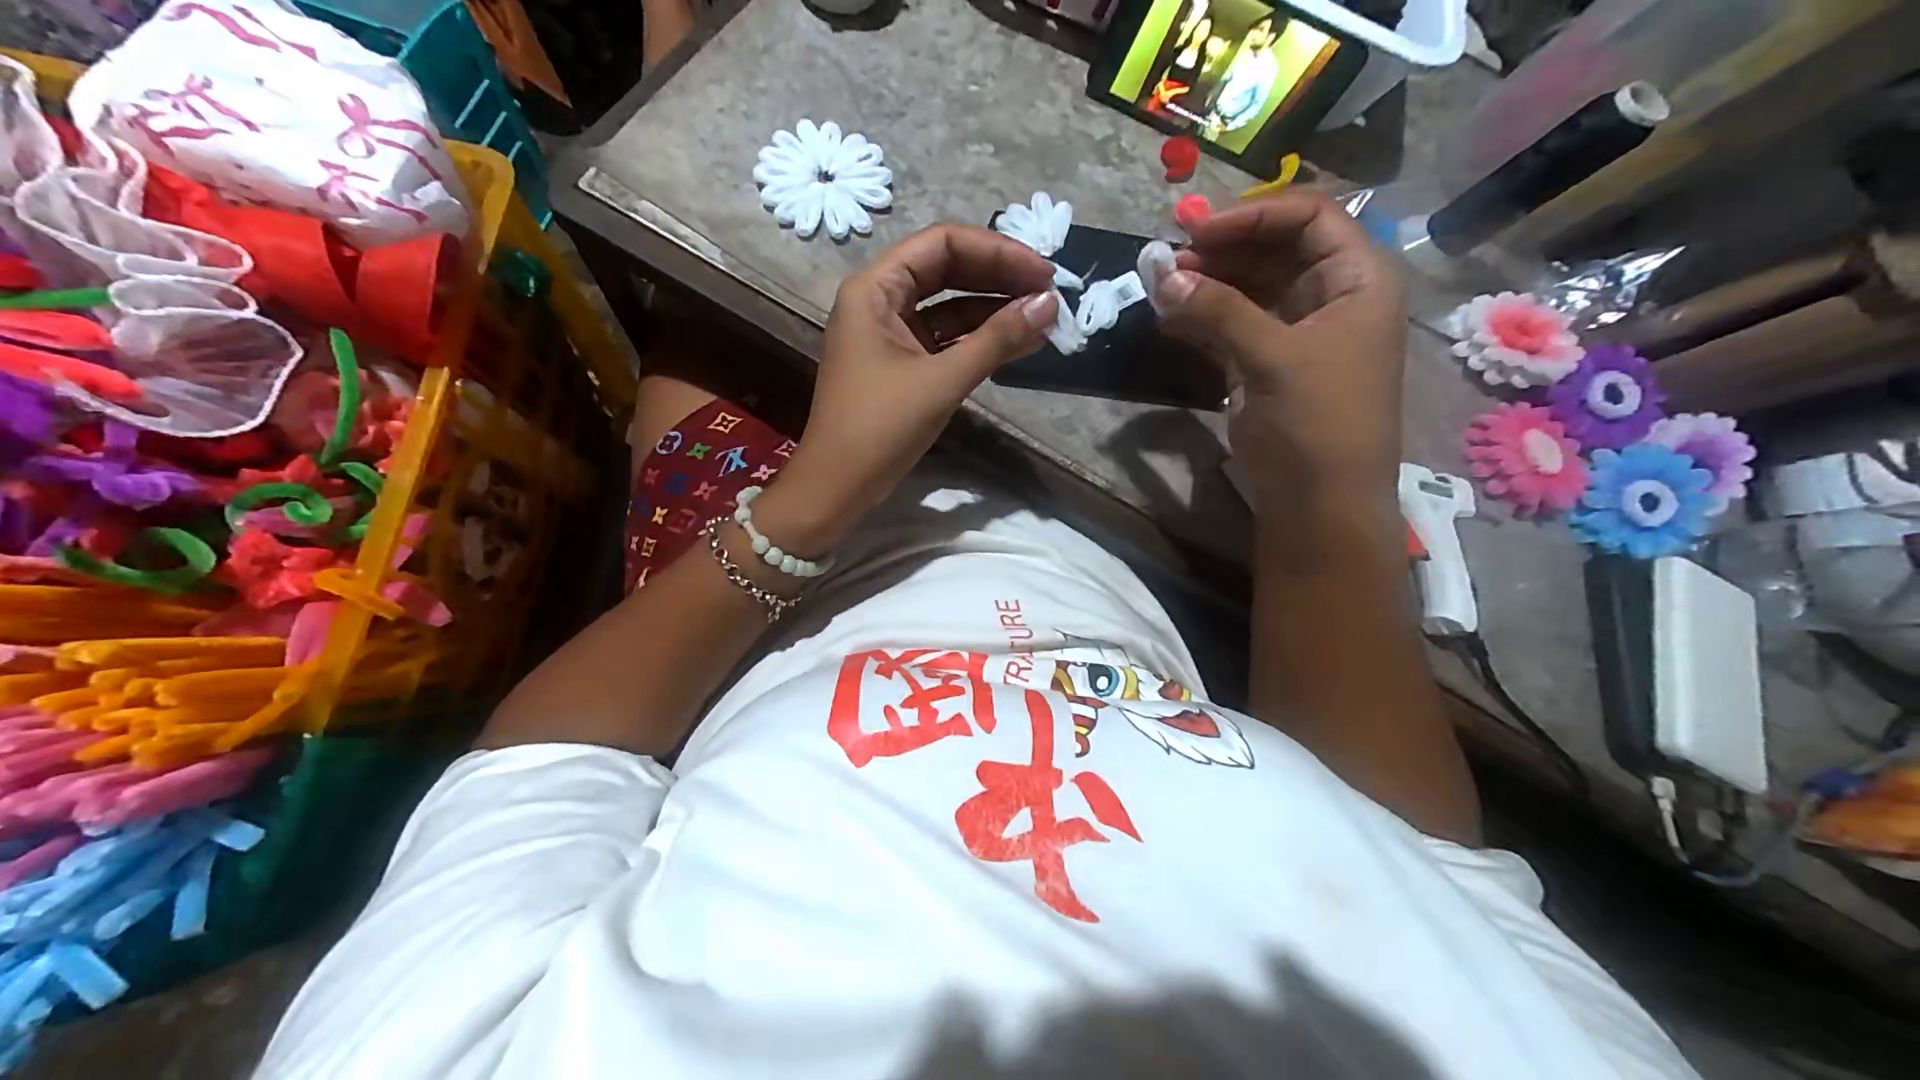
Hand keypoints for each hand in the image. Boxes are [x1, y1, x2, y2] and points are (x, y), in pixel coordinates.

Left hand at [762, 225, 1057, 551]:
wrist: (838, 486)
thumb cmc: (880, 427)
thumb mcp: (942, 380)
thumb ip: (997, 339)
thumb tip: (1050, 304)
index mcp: (874, 289)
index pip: (942, 244)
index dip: (996, 251)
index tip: (1042, 271)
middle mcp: (880, 301)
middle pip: (947, 269)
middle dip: (999, 278)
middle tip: (1049, 292)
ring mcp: (891, 334)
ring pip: (950, 306)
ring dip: (995, 310)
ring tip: (1044, 318)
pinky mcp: (902, 364)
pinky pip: (946, 339)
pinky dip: (980, 340)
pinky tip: (1020, 343)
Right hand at [1153, 191, 1407, 508]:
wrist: (1320, 505)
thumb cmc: (1317, 424)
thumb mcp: (1273, 359)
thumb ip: (1219, 311)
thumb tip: (1163, 275)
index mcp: (1358, 280)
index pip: (1309, 218)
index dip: (1252, 217)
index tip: (1196, 232)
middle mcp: (1331, 297)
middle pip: (1273, 251)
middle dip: (1220, 252)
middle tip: (1167, 262)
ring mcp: (1297, 332)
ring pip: (1248, 289)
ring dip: (1205, 285)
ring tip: (1160, 288)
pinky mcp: (1268, 365)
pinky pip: (1232, 326)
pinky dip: (1202, 320)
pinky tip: (1168, 318)